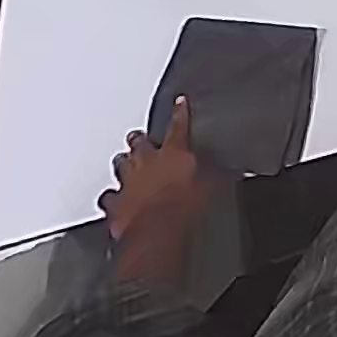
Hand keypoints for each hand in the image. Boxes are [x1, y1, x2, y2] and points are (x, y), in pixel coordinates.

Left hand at [98, 97, 208, 284]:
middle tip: (139, 136)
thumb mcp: (210, 188)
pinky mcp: (115, 203)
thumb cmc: (185, 209)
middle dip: (140, 139)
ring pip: (121, 163)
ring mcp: (129, 181)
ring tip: (123, 160)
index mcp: (174, 153)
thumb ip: (213, 177)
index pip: (178, 126)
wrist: (157, 234)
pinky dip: (111, 196)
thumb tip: (227, 173)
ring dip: (123, 162)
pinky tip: (111, 198)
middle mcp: (148, 162)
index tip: (179, 102)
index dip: (180, 112)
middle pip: (140, 142)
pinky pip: (108, 196)